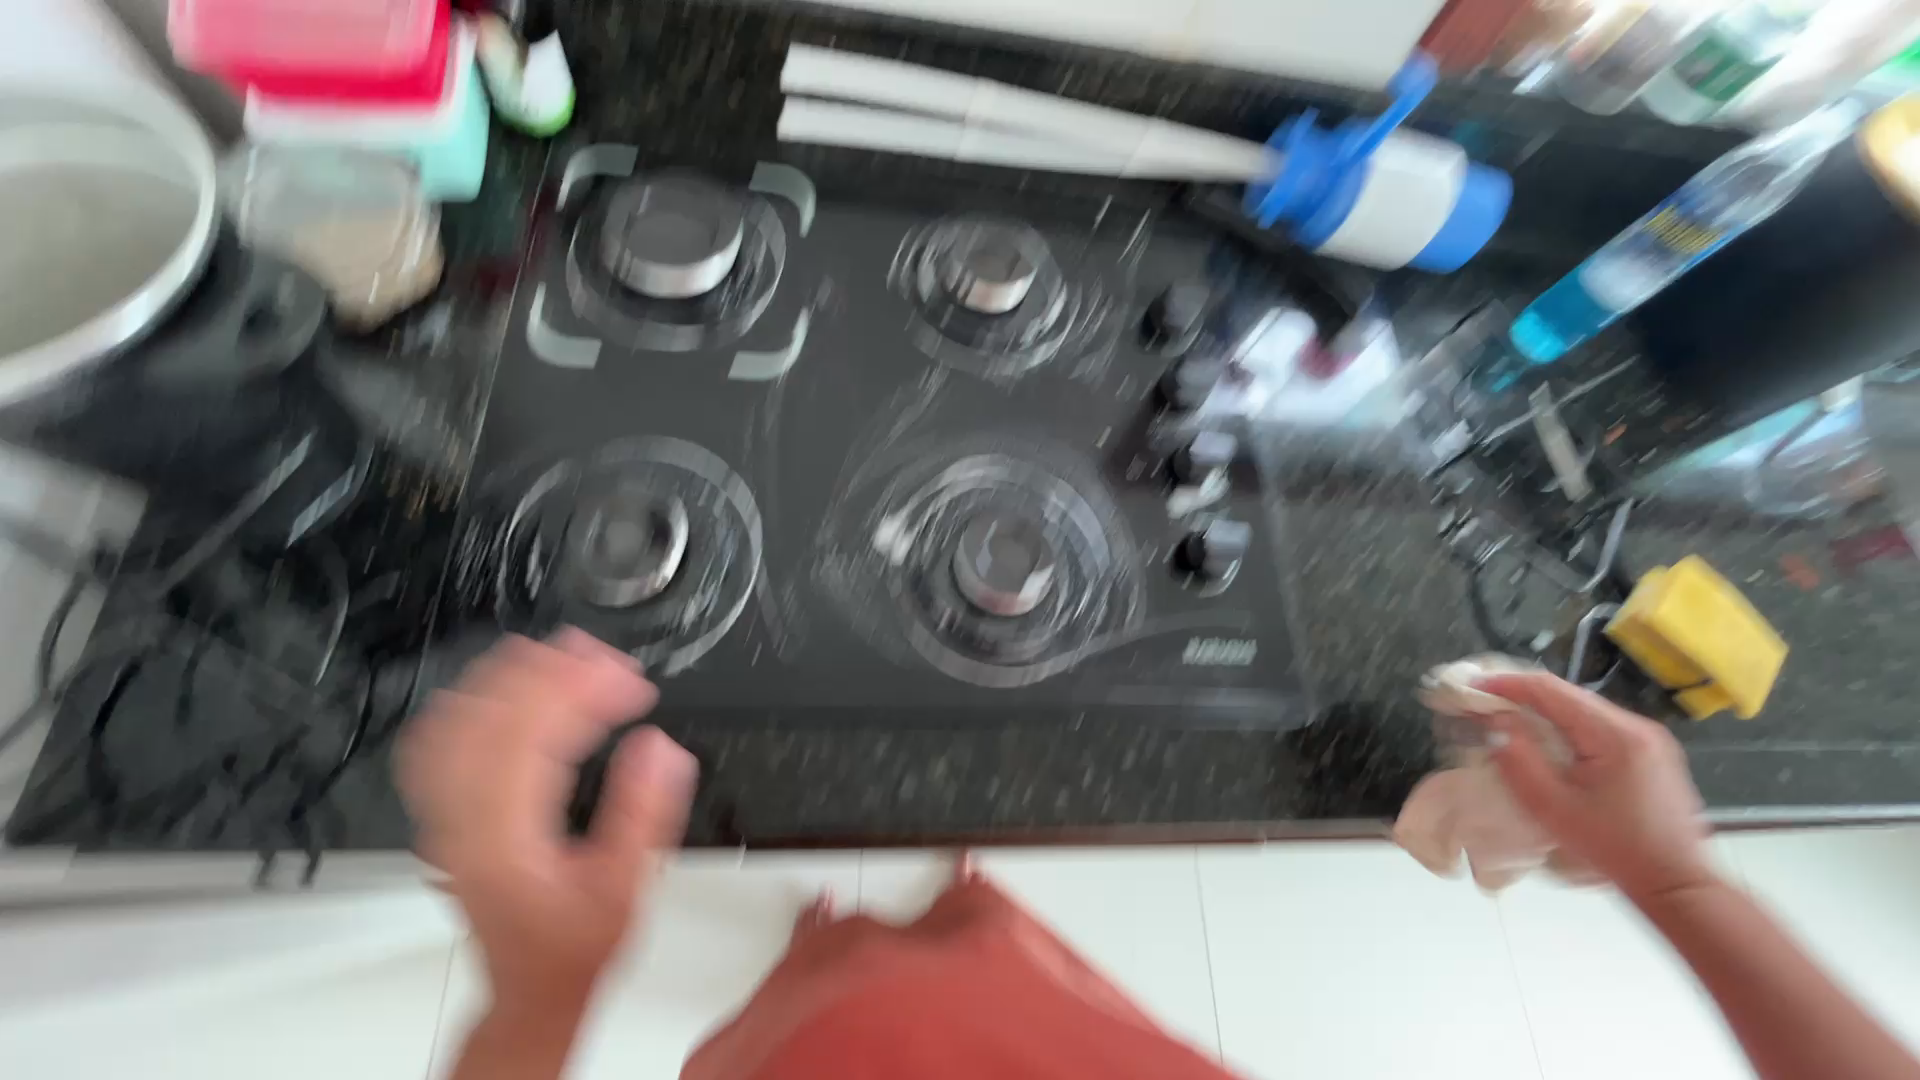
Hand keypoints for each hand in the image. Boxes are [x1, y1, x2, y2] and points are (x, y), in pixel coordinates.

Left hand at [398, 629, 696, 1005]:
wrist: (530, 989)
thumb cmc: (573, 947)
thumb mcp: (627, 886)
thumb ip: (644, 812)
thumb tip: (660, 747)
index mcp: (506, 837)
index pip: (533, 736)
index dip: (585, 693)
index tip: (631, 681)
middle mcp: (462, 823)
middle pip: (489, 719)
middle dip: (550, 672)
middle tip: (602, 657)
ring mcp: (445, 820)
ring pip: (454, 724)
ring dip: (507, 678)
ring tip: (558, 654)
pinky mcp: (445, 818)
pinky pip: (436, 746)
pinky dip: (470, 704)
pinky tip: (499, 690)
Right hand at [1475, 672, 1714, 903]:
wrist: (1678, 884)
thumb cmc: (1611, 846)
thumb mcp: (1550, 805)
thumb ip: (1517, 757)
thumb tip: (1494, 721)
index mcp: (1615, 735)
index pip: (1550, 690)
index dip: (1505, 683)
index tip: (1469, 686)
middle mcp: (1637, 726)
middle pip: (1566, 694)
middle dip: (1519, 693)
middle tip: (1481, 701)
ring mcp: (1648, 738)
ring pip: (1580, 707)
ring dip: (1540, 708)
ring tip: (1504, 716)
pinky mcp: (1648, 751)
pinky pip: (1595, 723)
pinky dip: (1562, 723)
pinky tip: (1542, 737)